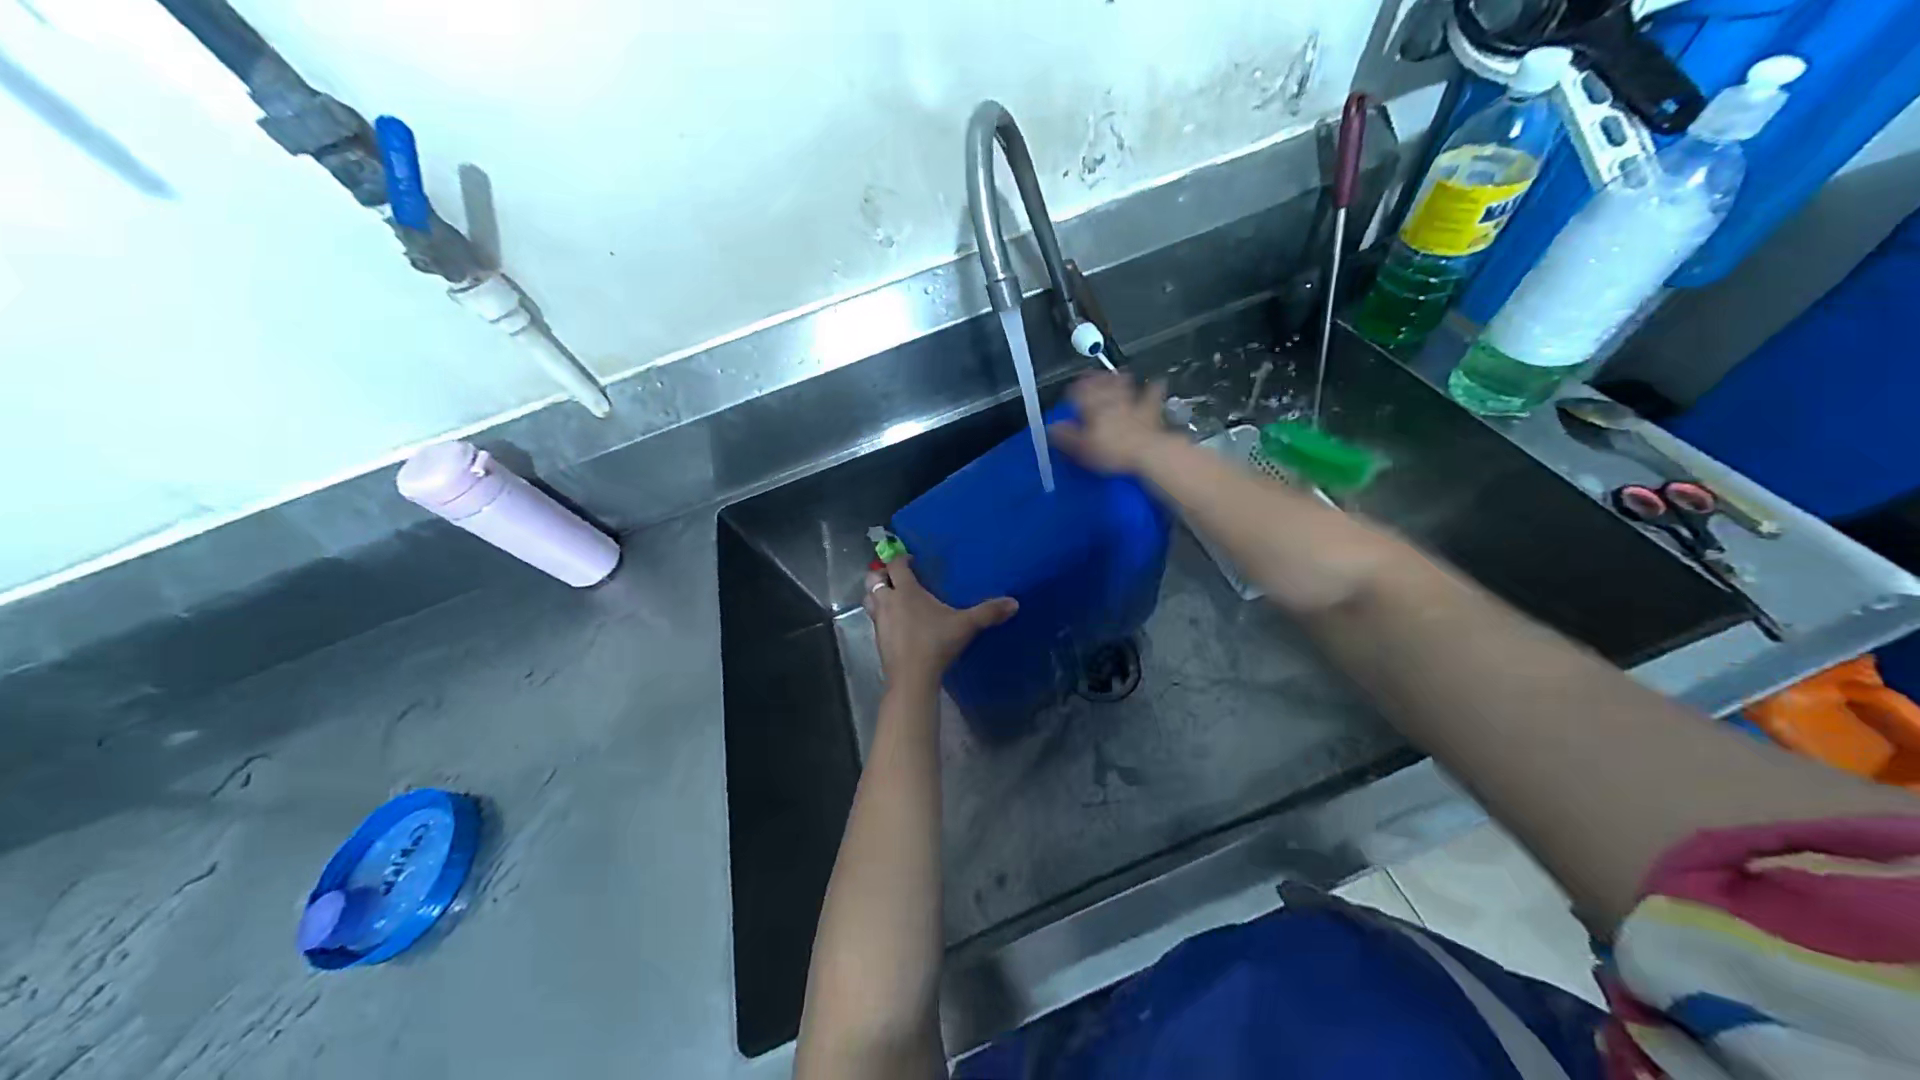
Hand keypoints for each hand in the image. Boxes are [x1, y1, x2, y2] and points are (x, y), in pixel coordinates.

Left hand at [864, 556, 1016, 690]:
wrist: (912, 677)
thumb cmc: (936, 644)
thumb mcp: (966, 626)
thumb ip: (988, 612)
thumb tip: (1014, 603)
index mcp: (906, 591)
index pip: (896, 565)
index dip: (901, 559)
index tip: (912, 560)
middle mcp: (888, 601)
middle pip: (873, 579)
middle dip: (881, 574)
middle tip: (896, 577)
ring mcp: (879, 621)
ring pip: (869, 599)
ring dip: (876, 594)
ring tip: (893, 598)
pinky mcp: (878, 639)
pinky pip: (874, 619)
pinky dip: (881, 616)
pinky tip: (897, 624)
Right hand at [1048, 372, 1171, 474]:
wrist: (1147, 450)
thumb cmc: (1114, 450)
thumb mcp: (1082, 448)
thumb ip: (1066, 436)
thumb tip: (1052, 429)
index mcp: (1092, 408)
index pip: (1078, 393)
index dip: (1072, 391)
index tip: (1068, 390)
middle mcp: (1111, 401)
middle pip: (1101, 384)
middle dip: (1095, 378)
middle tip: (1091, 374)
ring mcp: (1132, 403)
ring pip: (1124, 385)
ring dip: (1120, 378)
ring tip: (1119, 372)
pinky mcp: (1150, 410)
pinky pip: (1152, 395)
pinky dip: (1153, 387)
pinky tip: (1157, 382)